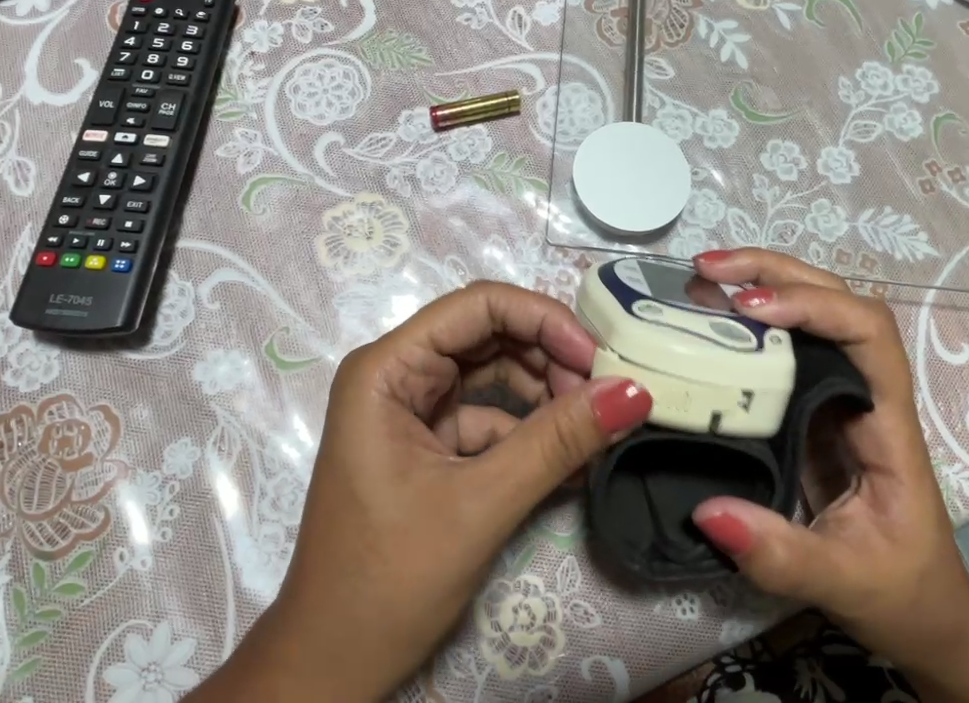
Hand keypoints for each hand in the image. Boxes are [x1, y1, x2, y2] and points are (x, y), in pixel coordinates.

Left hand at [196, 282, 651, 701]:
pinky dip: (531, 433)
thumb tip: (633, 390)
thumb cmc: (388, 578)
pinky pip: (490, 418)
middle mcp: (397, 375)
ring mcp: (412, 411)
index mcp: (386, 369)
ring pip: (494, 376)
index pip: (477, 306)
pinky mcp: (429, 446)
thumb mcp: (479, 504)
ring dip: (546, 396)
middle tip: (604, 396)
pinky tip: (572, 460)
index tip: (598, 358)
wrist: (335, 663)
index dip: (543, 319)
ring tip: (594, 429)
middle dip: (550, 358)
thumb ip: (557, 442)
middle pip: (488, 336)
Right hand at [684, 249, 968, 664]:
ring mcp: (838, 396)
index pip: (869, 334)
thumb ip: (780, 555)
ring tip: (701, 276)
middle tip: (706, 268)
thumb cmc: (900, 592)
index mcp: (888, 424)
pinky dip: (747, 318)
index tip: (749, 309)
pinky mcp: (810, 407)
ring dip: (762, 282)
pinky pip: (783, 345)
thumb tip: (707, 511)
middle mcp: (865, 394)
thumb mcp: (842, 583)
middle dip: (776, 272)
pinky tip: (708, 315)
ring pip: (814, 312)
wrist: (921, 612)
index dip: (813, 307)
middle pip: (839, 302)